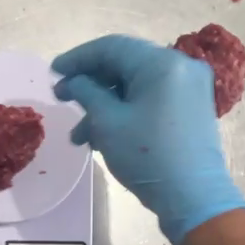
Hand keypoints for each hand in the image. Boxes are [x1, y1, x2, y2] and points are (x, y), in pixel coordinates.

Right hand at [52, 36, 244, 244]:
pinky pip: (149, 99)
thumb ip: (86, 93)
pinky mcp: (189, 108)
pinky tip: (102, 135)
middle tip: (61, 98)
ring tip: (79, 134)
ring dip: (103, 103)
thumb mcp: (107, 123)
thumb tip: (72, 82)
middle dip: (89, 83)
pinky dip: (124, 110)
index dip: (77, 59)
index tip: (52, 72)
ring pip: (135, 85)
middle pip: (124, 64)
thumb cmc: (147, 156)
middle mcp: (180, 66)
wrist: (192, 196)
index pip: (111, 48)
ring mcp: (188, 87)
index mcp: (162, 63)